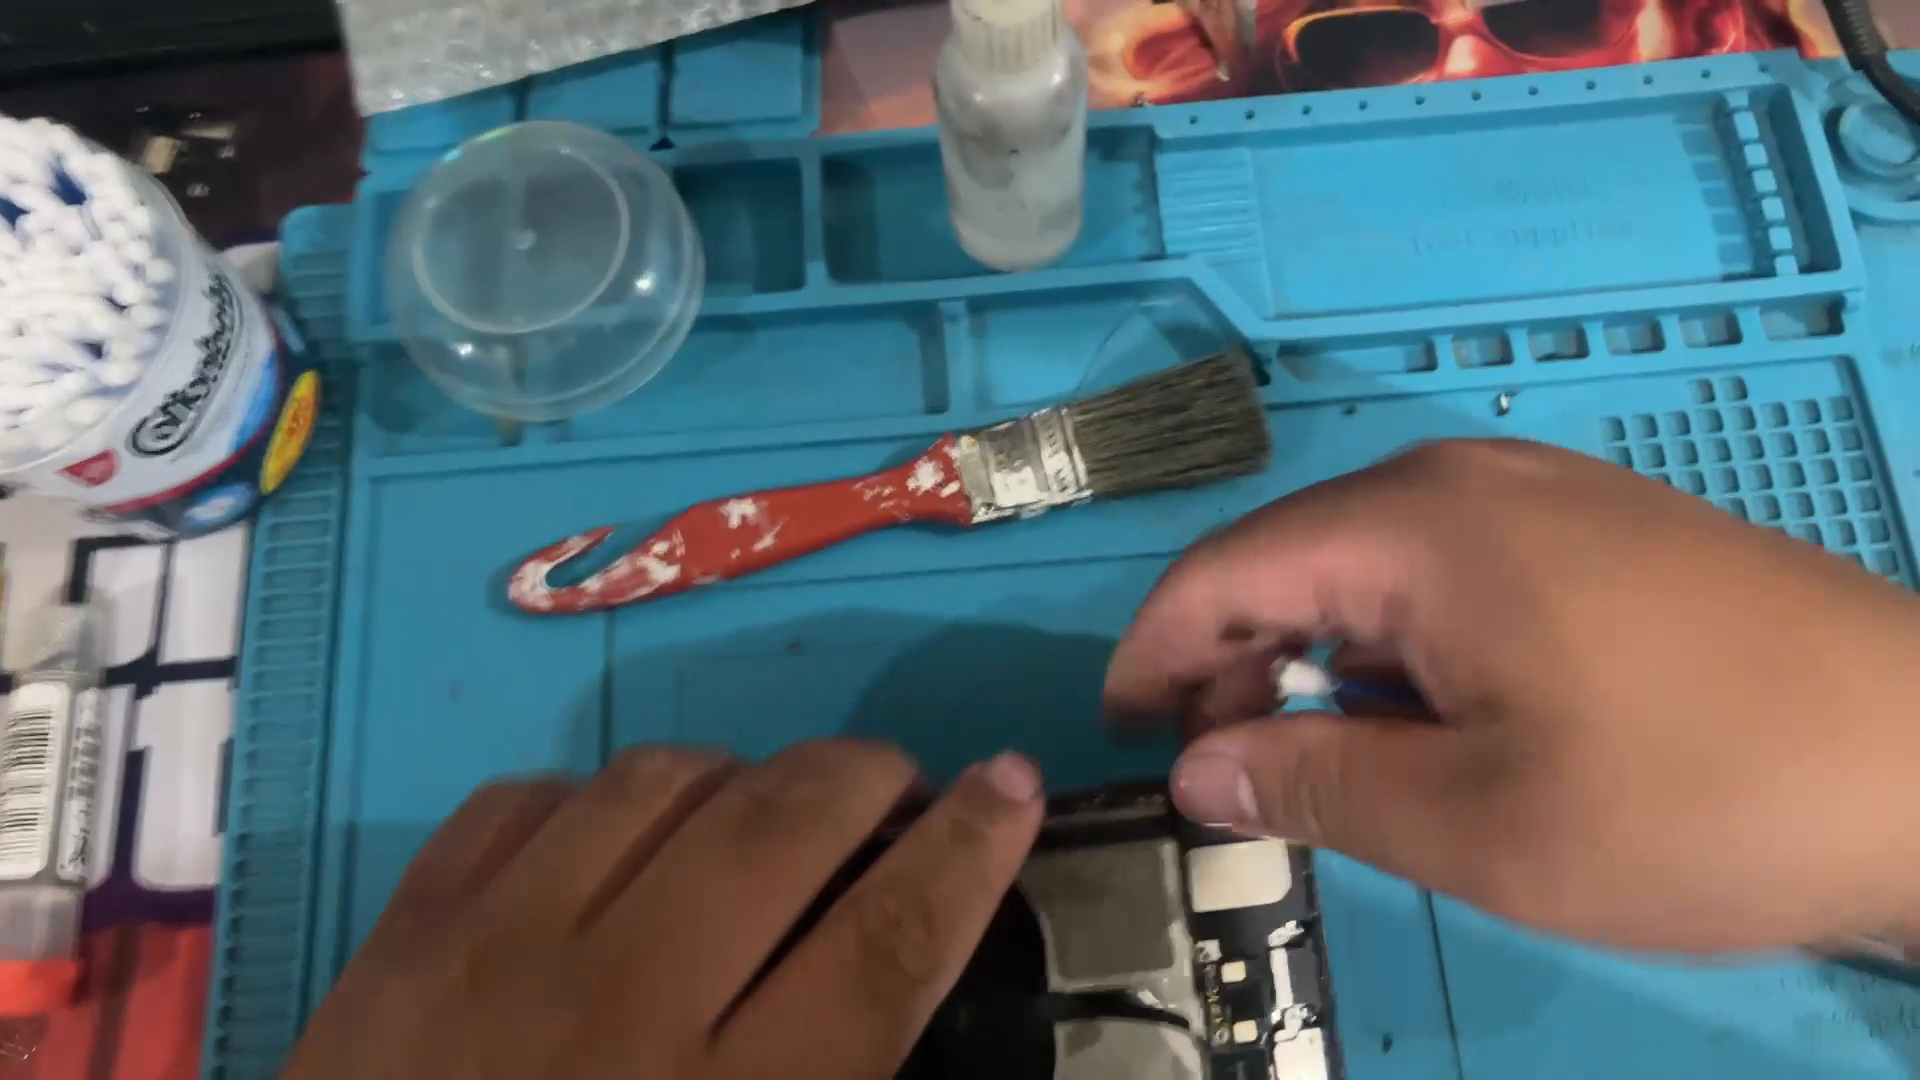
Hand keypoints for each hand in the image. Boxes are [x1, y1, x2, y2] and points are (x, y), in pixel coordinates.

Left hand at [281, 741, 1044, 1079]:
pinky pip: (530, 798)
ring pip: (662, 780)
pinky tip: (617, 843)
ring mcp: (484, 962)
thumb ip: (851, 1069)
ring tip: (760, 812)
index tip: (1014, 781)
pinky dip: (597, 800)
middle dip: (868, 775)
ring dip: (742, 776)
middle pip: (781, 824)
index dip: (967, 848)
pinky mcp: (396, 941)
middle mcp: (611, 1020)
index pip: (885, 942)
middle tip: (896, 785)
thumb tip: (907, 955)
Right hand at [1104, 439, 1919, 952]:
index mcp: (1406, 527)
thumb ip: (1308, 786)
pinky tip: (1397, 708)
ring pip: (1342, 567)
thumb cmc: (1704, 796)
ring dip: (1297, 656)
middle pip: (1276, 564)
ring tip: (1305, 747)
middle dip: (1226, 663)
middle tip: (1221, 764)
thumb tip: (1192, 775)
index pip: (1220, 574)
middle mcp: (1440, 482)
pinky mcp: (1558, 523)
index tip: (1123, 726)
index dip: (1155, 651)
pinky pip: (1413, 571)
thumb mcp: (1479, 824)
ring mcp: (1506, 493)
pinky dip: (1368, 642)